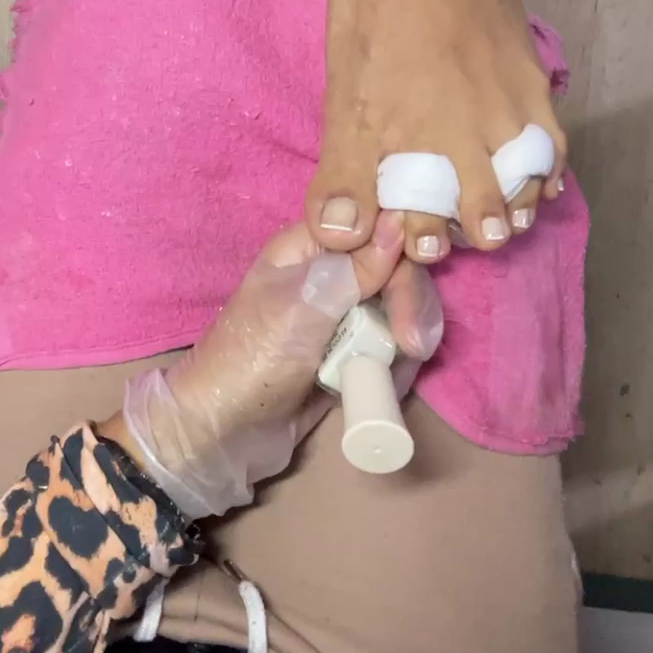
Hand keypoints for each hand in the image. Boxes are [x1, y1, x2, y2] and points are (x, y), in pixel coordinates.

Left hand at [100, 215, 442, 517]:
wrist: (226, 433)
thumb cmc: (253, 360)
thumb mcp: (303, 308)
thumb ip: (353, 269)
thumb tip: (395, 219)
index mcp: (307, 250)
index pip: (372, 228)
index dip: (403, 244)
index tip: (427, 266)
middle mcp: (327, 276)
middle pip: (393, 270)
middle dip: (409, 302)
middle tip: (412, 343)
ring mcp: (339, 318)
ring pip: (397, 311)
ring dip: (409, 334)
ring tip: (405, 360)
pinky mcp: (348, 356)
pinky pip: (389, 348)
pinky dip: (398, 362)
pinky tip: (394, 379)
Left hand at [308, 0, 566, 265]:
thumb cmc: (370, 14)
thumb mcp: (342, 95)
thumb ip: (345, 170)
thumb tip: (338, 237)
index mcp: (425, 151)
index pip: (434, 231)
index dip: (420, 245)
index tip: (407, 243)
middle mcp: (481, 141)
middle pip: (490, 218)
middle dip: (467, 233)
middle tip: (447, 228)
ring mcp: (516, 110)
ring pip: (526, 186)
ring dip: (508, 208)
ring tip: (488, 213)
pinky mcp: (535, 79)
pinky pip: (550, 146)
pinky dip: (540, 171)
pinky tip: (529, 176)